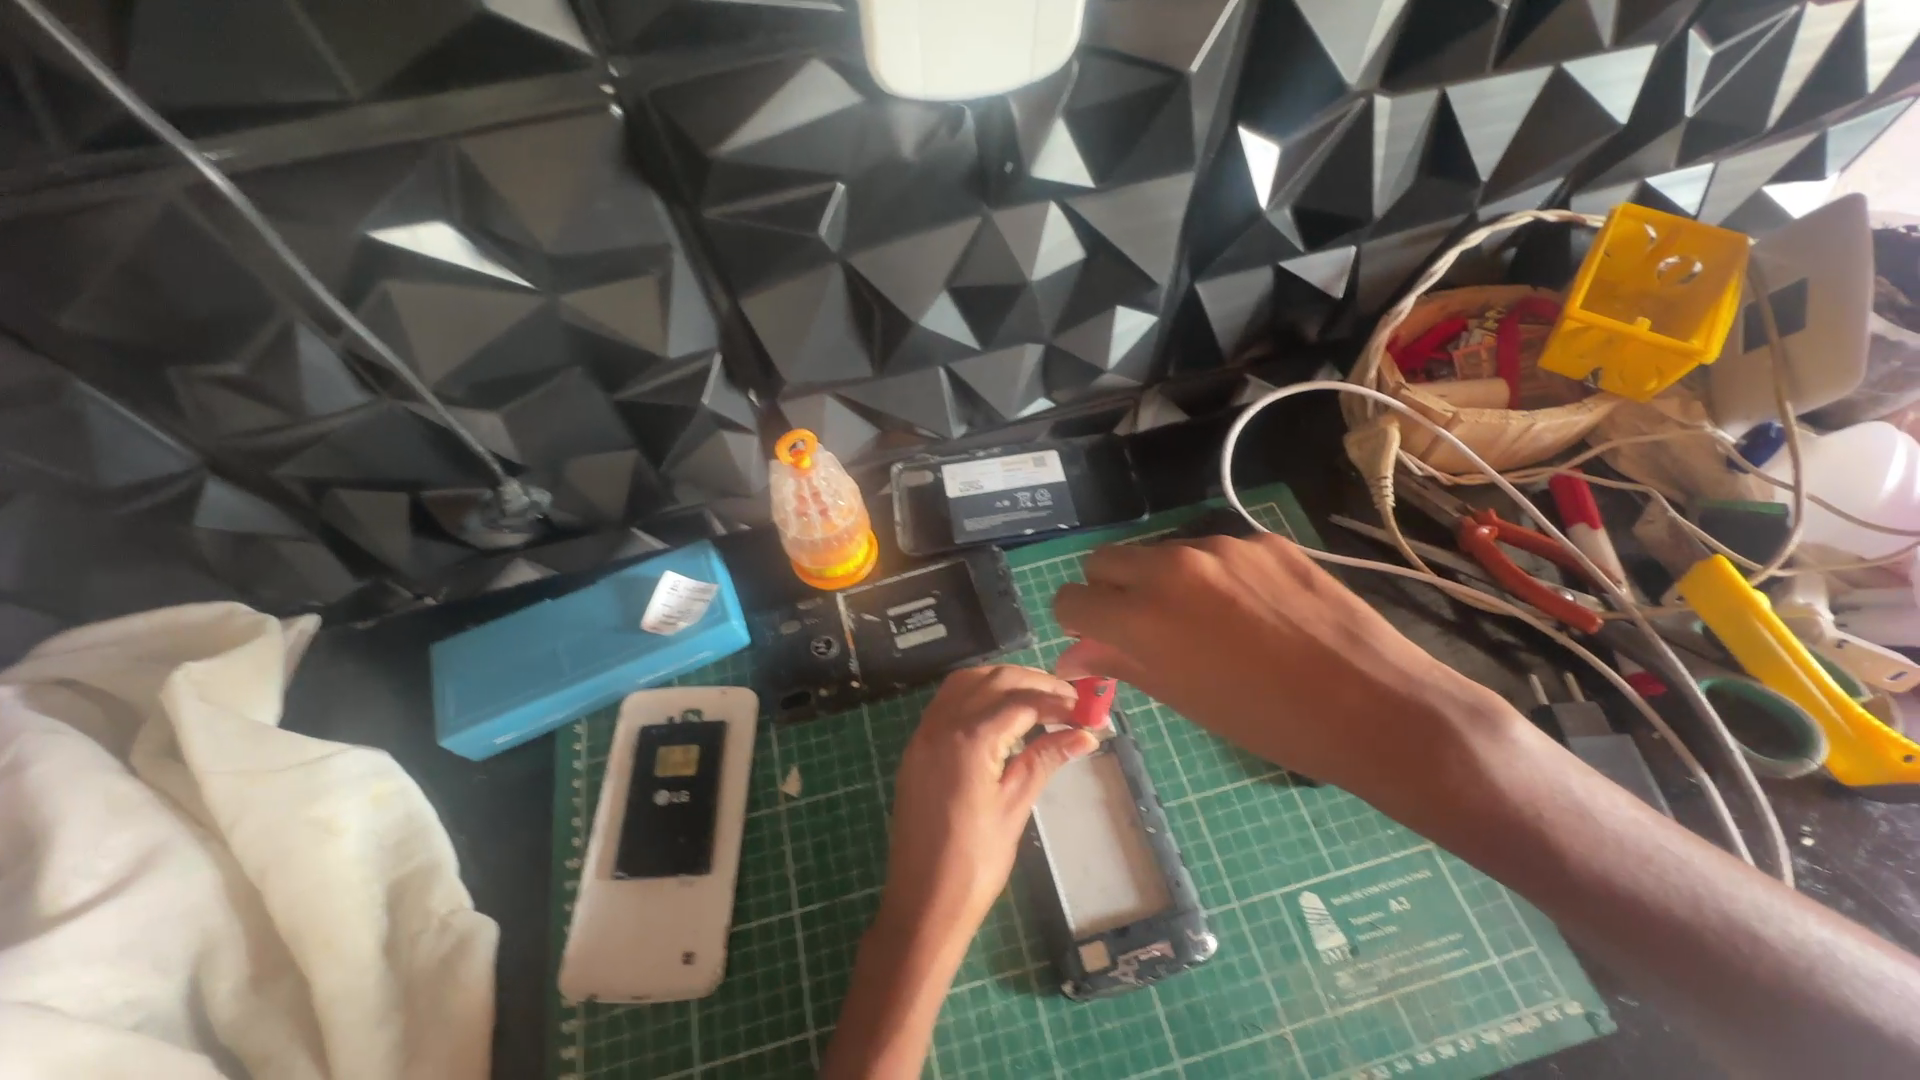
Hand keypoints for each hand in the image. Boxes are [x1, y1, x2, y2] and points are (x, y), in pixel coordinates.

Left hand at [881, 666, 1098, 938]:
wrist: (923, 902)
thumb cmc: (974, 864)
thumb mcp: (1015, 807)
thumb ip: (1045, 760)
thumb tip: (1085, 734)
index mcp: (969, 740)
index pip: (1021, 700)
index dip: (1059, 700)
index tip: (1089, 710)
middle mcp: (941, 726)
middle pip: (992, 681)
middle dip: (1033, 683)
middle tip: (1070, 700)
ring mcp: (924, 735)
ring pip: (965, 684)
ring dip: (1002, 682)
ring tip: (1040, 700)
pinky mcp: (917, 748)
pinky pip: (947, 703)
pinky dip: (977, 696)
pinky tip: (1002, 714)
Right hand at [1053, 534, 1516, 800]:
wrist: (1377, 706)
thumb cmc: (1269, 723)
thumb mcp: (1183, 698)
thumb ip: (1120, 663)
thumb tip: (1075, 655)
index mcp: (1143, 613)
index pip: (1071, 599)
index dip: (1077, 624)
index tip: (1097, 643)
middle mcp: (1173, 564)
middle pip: (1105, 561)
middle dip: (1109, 593)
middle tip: (1142, 631)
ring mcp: (1223, 545)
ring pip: (1161, 553)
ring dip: (1163, 582)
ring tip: (1209, 625)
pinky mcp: (1264, 540)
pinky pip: (1214, 552)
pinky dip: (1214, 577)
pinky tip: (1254, 613)